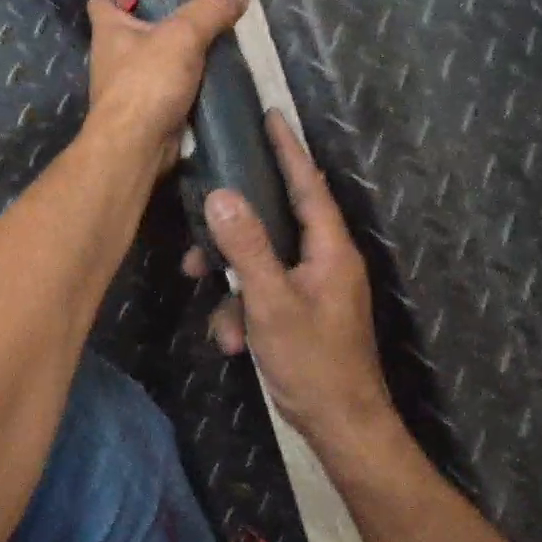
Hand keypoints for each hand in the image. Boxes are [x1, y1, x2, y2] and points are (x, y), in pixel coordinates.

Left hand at [84, 0, 248, 172]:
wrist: (136, 144)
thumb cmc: (146, 81)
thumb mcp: (182, 36)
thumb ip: (208, 12)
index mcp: (107, 30)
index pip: (102, 1)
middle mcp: (110, 55)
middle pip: (133, 29)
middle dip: (161, 21)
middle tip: (199, 11)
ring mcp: (125, 84)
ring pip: (153, 59)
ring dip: (177, 54)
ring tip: (214, 41)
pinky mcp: (143, 108)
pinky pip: (166, 86)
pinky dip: (185, 81)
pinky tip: (213, 75)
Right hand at [186, 112, 394, 444]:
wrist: (340, 426)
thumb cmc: (313, 360)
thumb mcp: (271, 300)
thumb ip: (245, 245)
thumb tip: (220, 195)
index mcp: (329, 249)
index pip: (308, 184)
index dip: (289, 149)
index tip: (271, 115)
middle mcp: (322, 259)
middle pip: (273, 218)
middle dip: (232, 221)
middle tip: (201, 205)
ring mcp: (310, 285)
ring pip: (257, 257)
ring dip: (228, 275)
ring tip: (206, 296)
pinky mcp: (296, 308)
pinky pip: (258, 290)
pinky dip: (239, 308)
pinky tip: (230, 338)